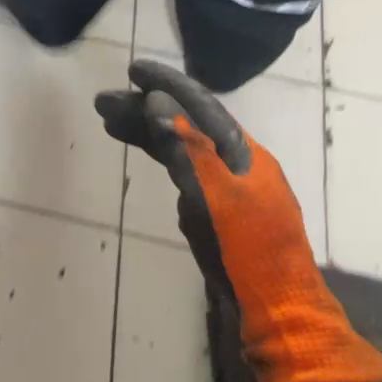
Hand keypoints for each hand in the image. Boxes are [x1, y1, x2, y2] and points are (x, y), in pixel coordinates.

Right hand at [95, 60, 381, 381]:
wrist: (278, 310)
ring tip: (109, 123)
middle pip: (185, 123)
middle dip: (144, 109)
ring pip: (181, 145)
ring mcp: (228, 186)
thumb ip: (188, 149)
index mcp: (244, 154)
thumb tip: (158, 105)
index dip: (166, 84)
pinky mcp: (218, 208)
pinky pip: (183, 167)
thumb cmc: (249, 250)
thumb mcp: (216, 196)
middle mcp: (236, 163)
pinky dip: (159, 154)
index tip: (132, 70)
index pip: (200, 105)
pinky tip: (142, 151)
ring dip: (146, 131)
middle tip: (103, 103)